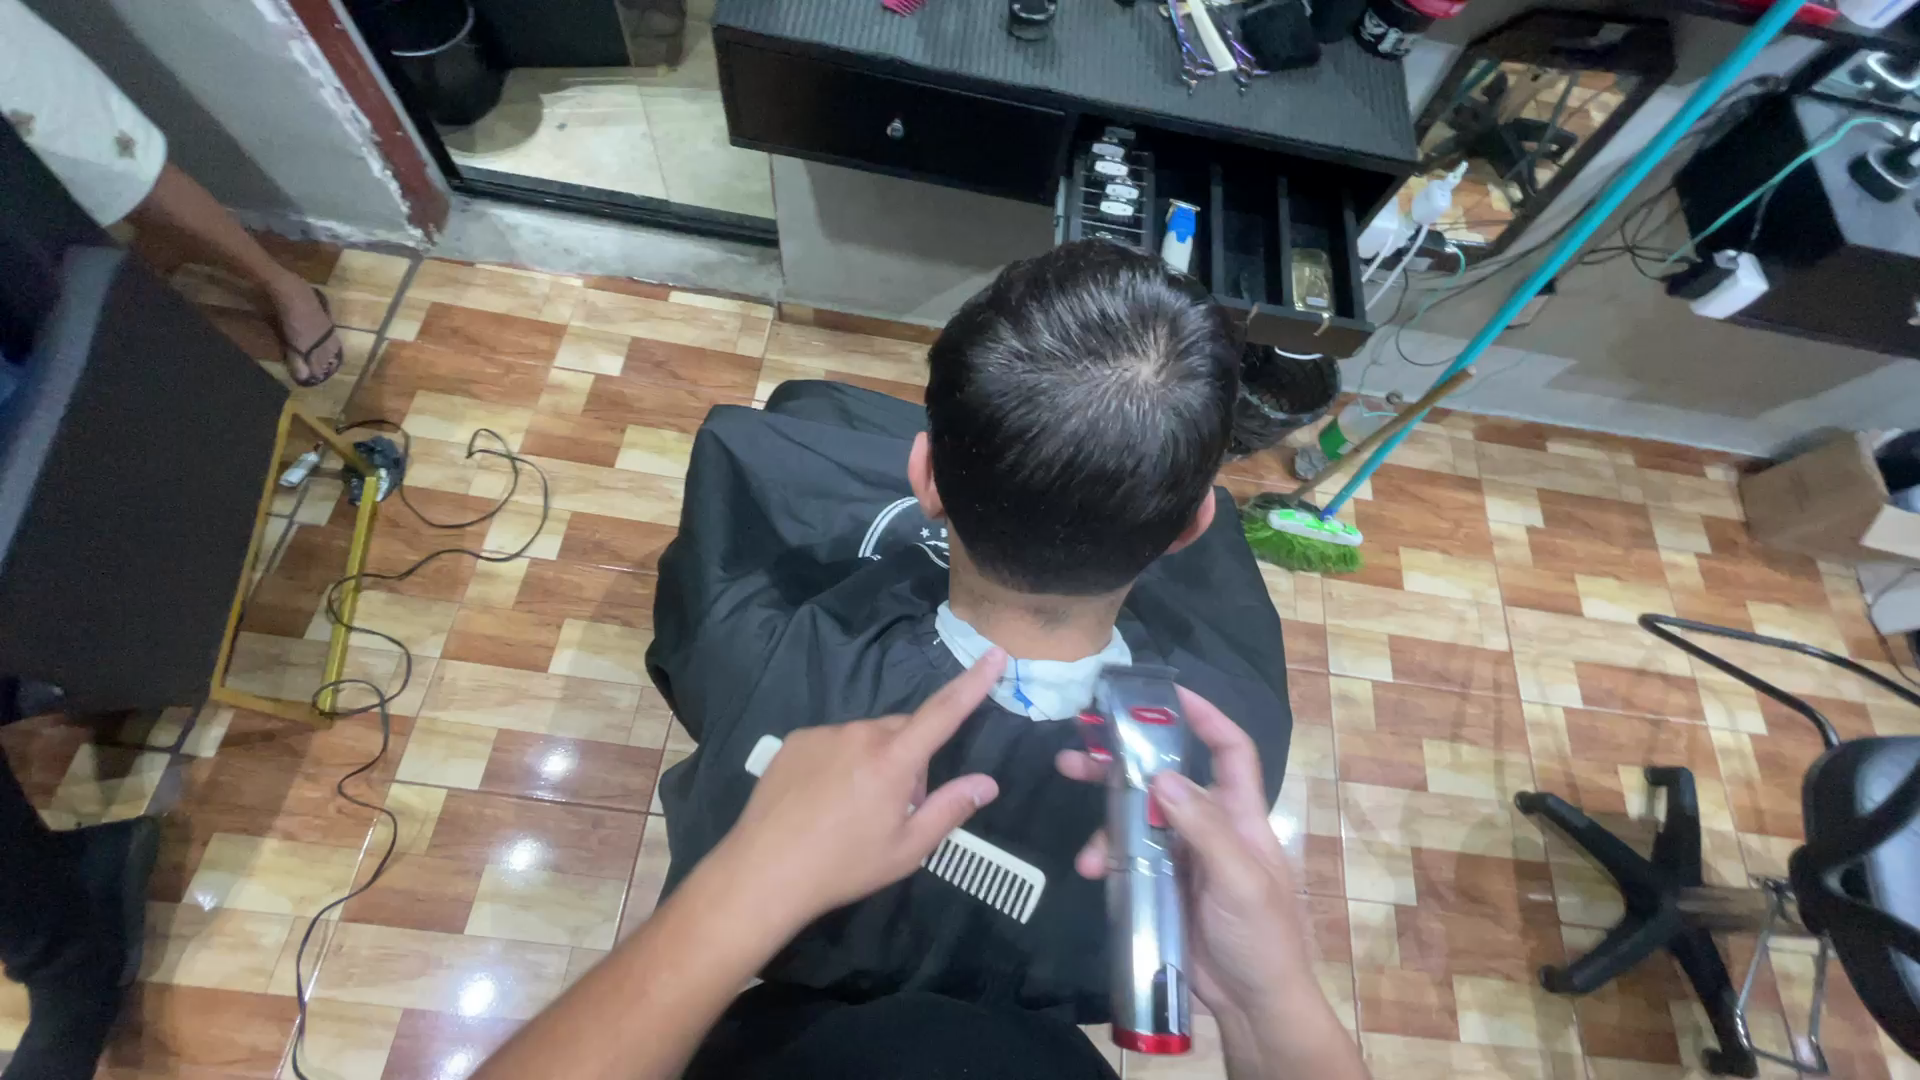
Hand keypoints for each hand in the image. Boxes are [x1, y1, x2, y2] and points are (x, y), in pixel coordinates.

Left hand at [713, 650, 1007, 929]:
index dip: (973, 682)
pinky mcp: (797, 739)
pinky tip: (822, 799)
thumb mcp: (907, 850)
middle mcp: (861, 734)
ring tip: (851, 808)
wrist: (762, 873)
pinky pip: (835, 741)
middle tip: (895, 807)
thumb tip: (988, 782)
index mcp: (894, 760)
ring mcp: (825, 733)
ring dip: (874, 761)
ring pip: (868, 738)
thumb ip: (951, 809)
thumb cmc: (843, 866)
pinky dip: (840, 761)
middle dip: (910, 759)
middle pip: (904, 731)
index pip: (944, 712)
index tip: (995, 653)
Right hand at [1055, 688, 1317, 1022]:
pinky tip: (1091, 868)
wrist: (1249, 1004)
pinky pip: (1125, 852)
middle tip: (1084, 732)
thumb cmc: (1262, 937)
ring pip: (1136, 809)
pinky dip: (1105, 853)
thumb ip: (1205, 828)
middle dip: (1126, 750)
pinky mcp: (1157, 878)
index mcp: (1239, 813)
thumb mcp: (1241, 881)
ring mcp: (1179, 850)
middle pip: (1164, 772)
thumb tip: (1162, 775)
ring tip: (1069, 777)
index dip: (1206, 716)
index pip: (1229, 749)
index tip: (1169, 692)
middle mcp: (1207, 821)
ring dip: (1103, 797)